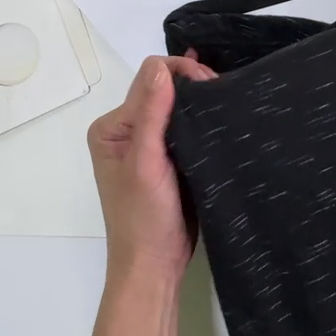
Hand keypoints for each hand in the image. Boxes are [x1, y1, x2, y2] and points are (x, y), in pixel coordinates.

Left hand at [87, 54, 216, 282]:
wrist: (155, 267)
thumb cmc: (144, 217)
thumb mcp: (145, 163)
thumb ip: (152, 115)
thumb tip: (162, 68)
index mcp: (112, 127)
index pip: (148, 79)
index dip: (179, 74)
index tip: (210, 84)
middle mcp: (127, 130)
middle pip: (162, 88)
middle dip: (191, 85)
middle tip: (221, 92)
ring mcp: (149, 144)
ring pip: (177, 106)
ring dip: (198, 101)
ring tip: (223, 103)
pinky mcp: (171, 157)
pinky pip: (186, 126)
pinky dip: (201, 119)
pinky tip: (220, 114)